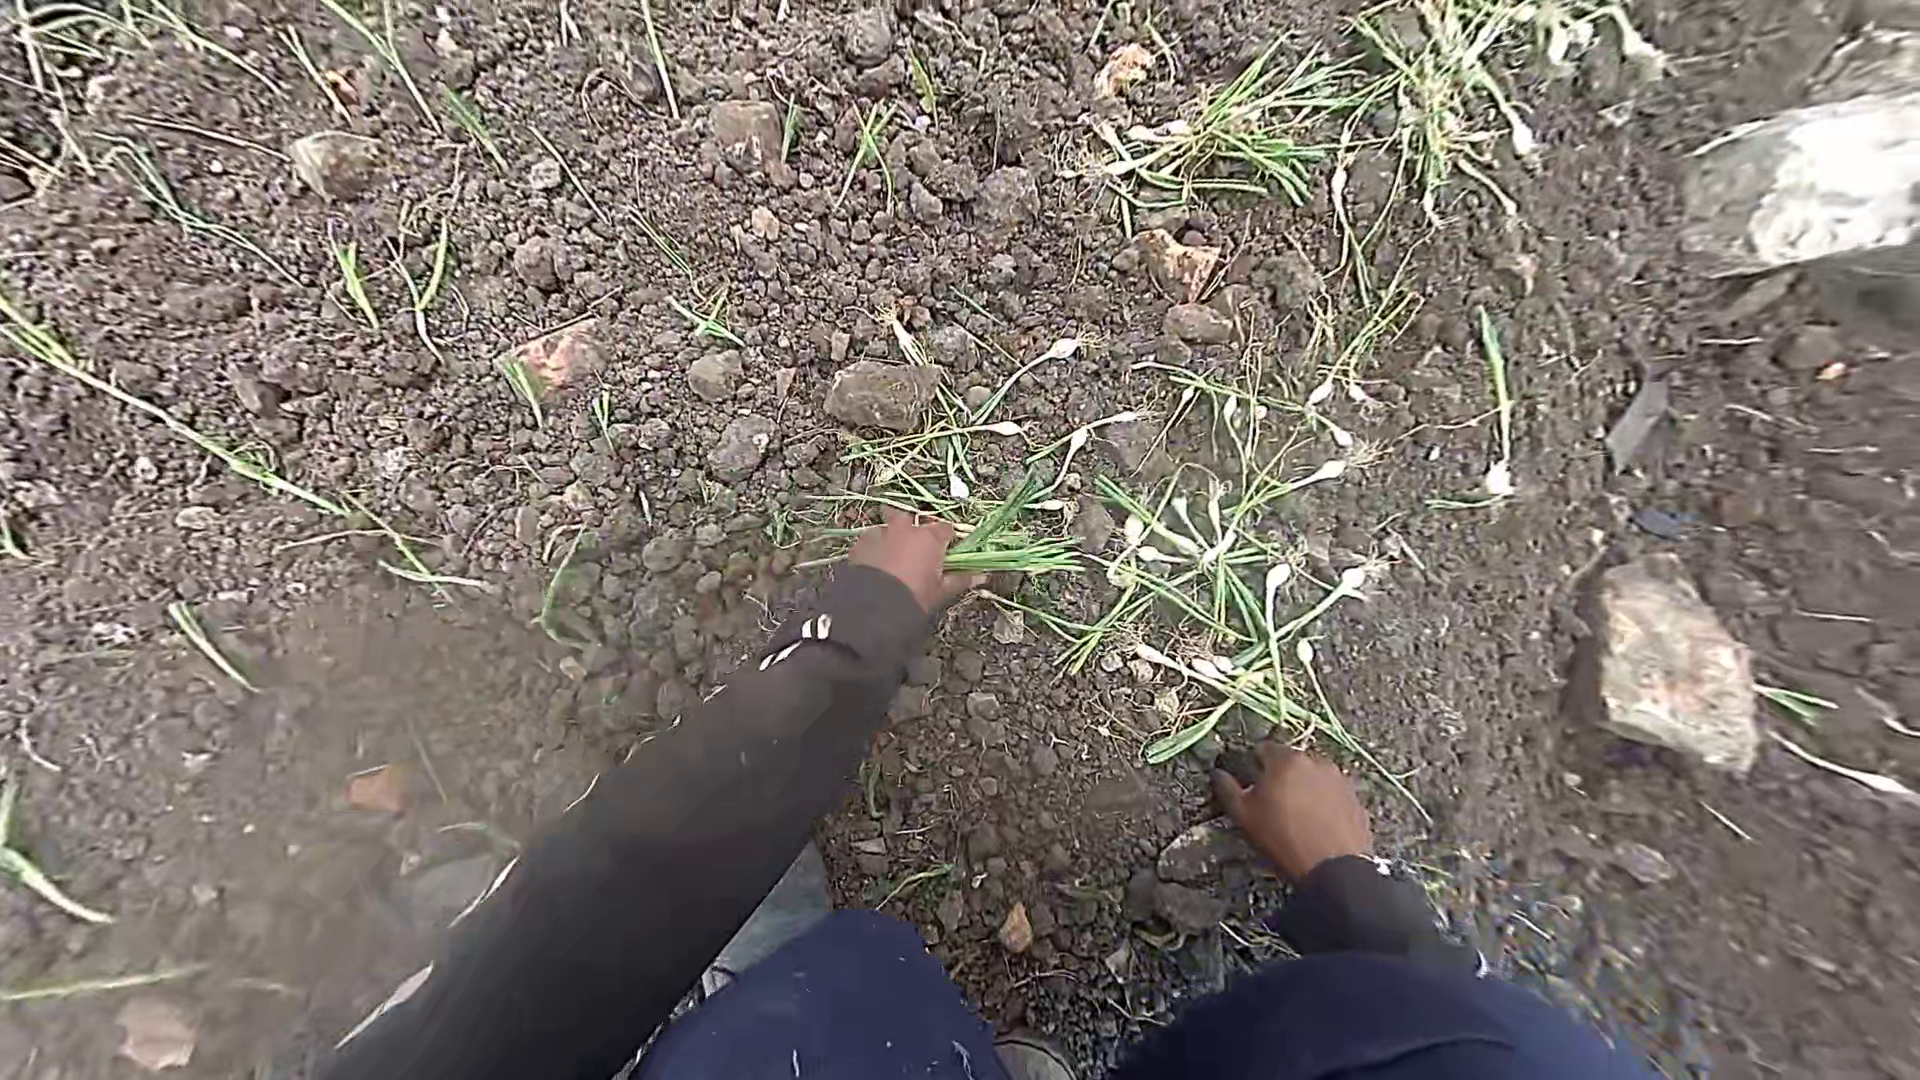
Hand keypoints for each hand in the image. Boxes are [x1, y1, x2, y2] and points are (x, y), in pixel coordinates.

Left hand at [847, 510, 979, 613]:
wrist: (873, 609)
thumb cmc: (913, 598)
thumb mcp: (940, 591)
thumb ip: (961, 579)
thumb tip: (982, 575)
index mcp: (929, 538)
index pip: (946, 528)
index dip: (947, 538)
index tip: (946, 549)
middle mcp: (906, 529)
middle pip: (913, 518)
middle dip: (914, 528)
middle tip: (916, 548)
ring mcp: (881, 532)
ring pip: (889, 525)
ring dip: (893, 535)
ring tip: (893, 555)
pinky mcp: (860, 543)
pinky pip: (870, 537)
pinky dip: (875, 546)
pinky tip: (875, 562)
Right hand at [1211, 743, 1371, 880]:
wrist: (1337, 872)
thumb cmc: (1283, 838)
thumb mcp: (1243, 814)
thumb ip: (1226, 787)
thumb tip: (1217, 773)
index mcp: (1286, 759)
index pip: (1262, 749)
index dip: (1253, 767)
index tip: (1251, 787)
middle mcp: (1316, 762)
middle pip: (1290, 762)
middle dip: (1280, 777)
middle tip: (1273, 803)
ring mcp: (1340, 781)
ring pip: (1313, 777)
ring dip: (1303, 788)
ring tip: (1298, 816)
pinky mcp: (1357, 801)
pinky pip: (1332, 794)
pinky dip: (1324, 802)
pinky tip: (1318, 824)